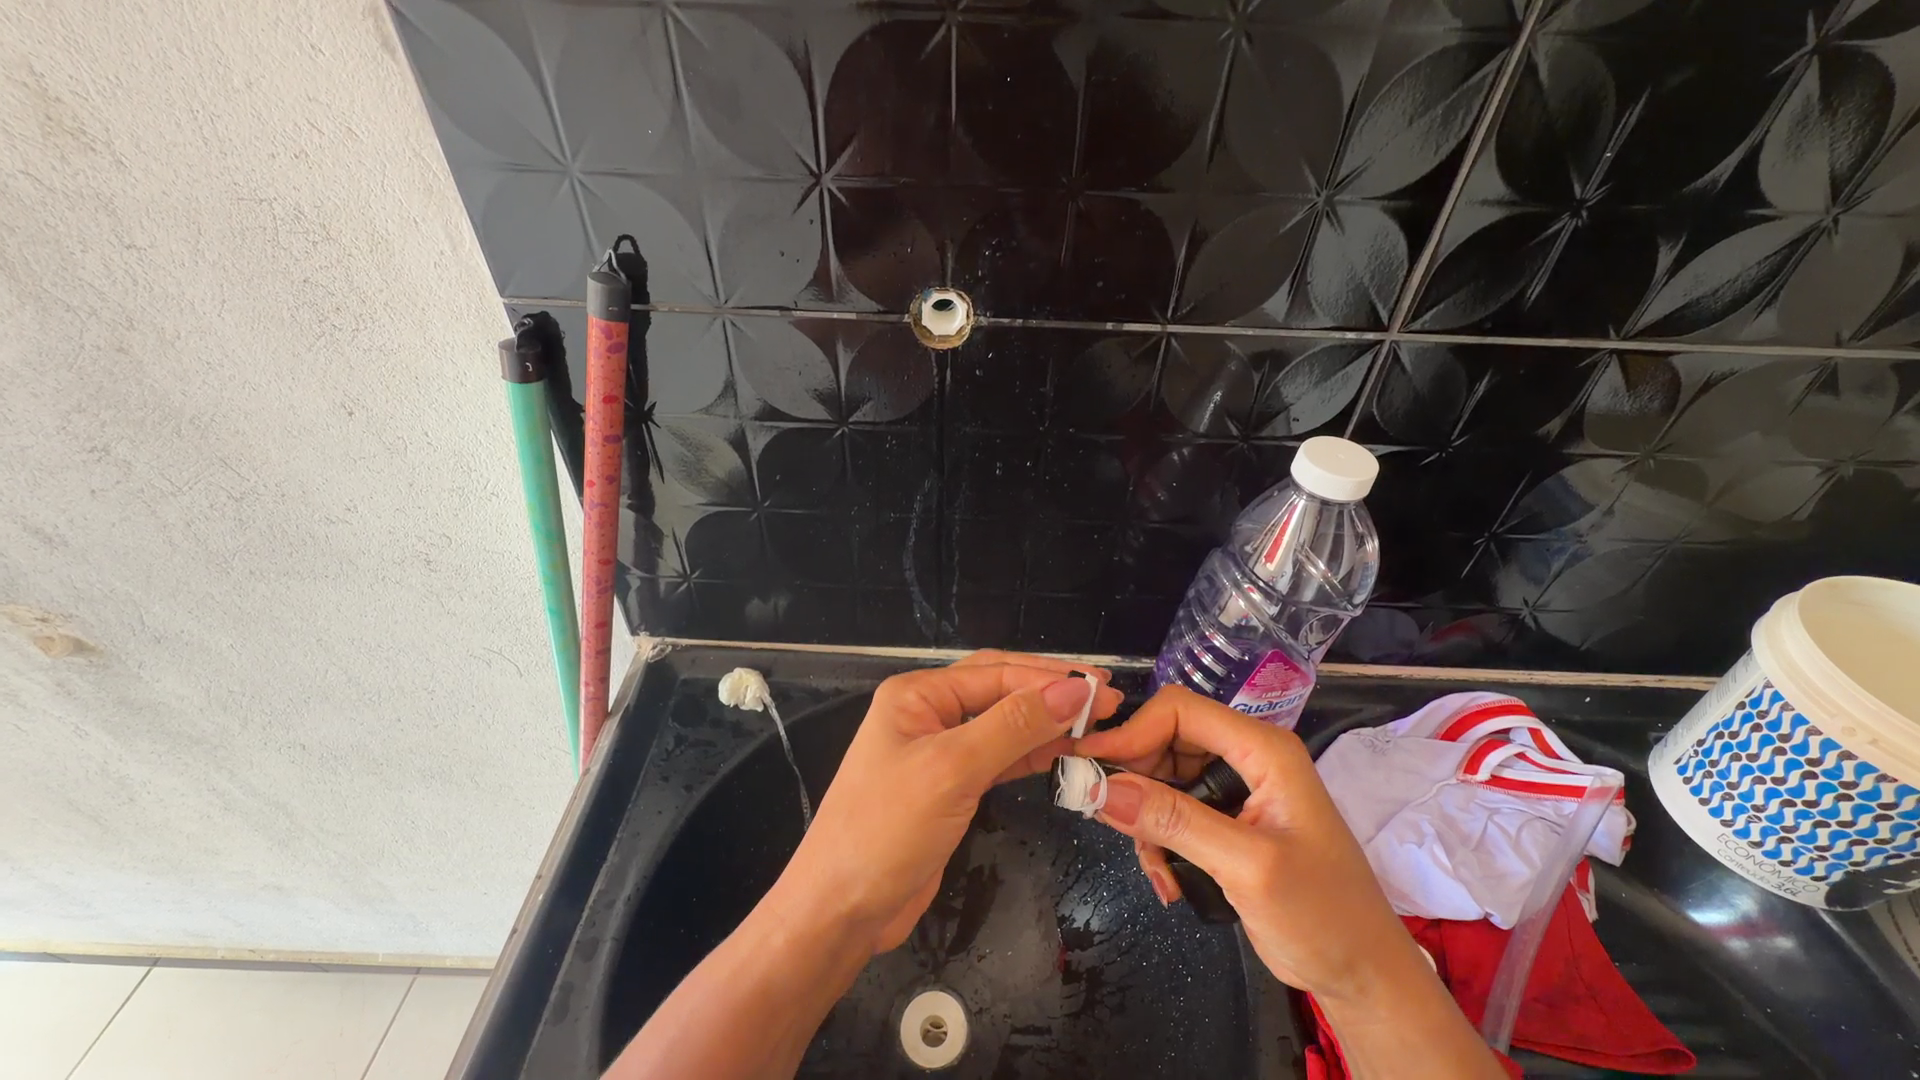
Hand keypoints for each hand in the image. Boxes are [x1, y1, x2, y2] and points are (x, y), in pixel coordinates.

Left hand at [774, 651, 1123, 953]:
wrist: (842, 909)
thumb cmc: (887, 829)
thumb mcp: (952, 769)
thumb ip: (1013, 726)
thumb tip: (1073, 688)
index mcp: (916, 695)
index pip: (995, 672)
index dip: (1051, 677)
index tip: (1103, 686)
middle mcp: (927, 715)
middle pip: (1000, 692)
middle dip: (1052, 695)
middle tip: (1108, 701)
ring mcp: (938, 753)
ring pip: (1004, 727)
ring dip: (1047, 726)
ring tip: (1098, 728)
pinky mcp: (951, 789)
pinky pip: (1000, 760)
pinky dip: (1033, 757)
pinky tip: (1066, 755)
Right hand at [1073, 685, 1427, 1003]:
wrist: (1362, 975)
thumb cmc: (1322, 915)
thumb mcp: (1245, 866)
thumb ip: (1173, 821)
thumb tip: (1097, 787)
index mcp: (1263, 749)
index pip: (1178, 710)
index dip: (1129, 733)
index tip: (1089, 772)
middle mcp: (1246, 758)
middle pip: (1164, 741)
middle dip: (1135, 784)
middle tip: (1112, 825)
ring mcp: (1236, 790)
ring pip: (1161, 779)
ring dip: (1145, 822)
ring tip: (1157, 871)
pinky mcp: (1226, 821)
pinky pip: (1171, 812)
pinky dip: (1159, 842)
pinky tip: (1169, 881)